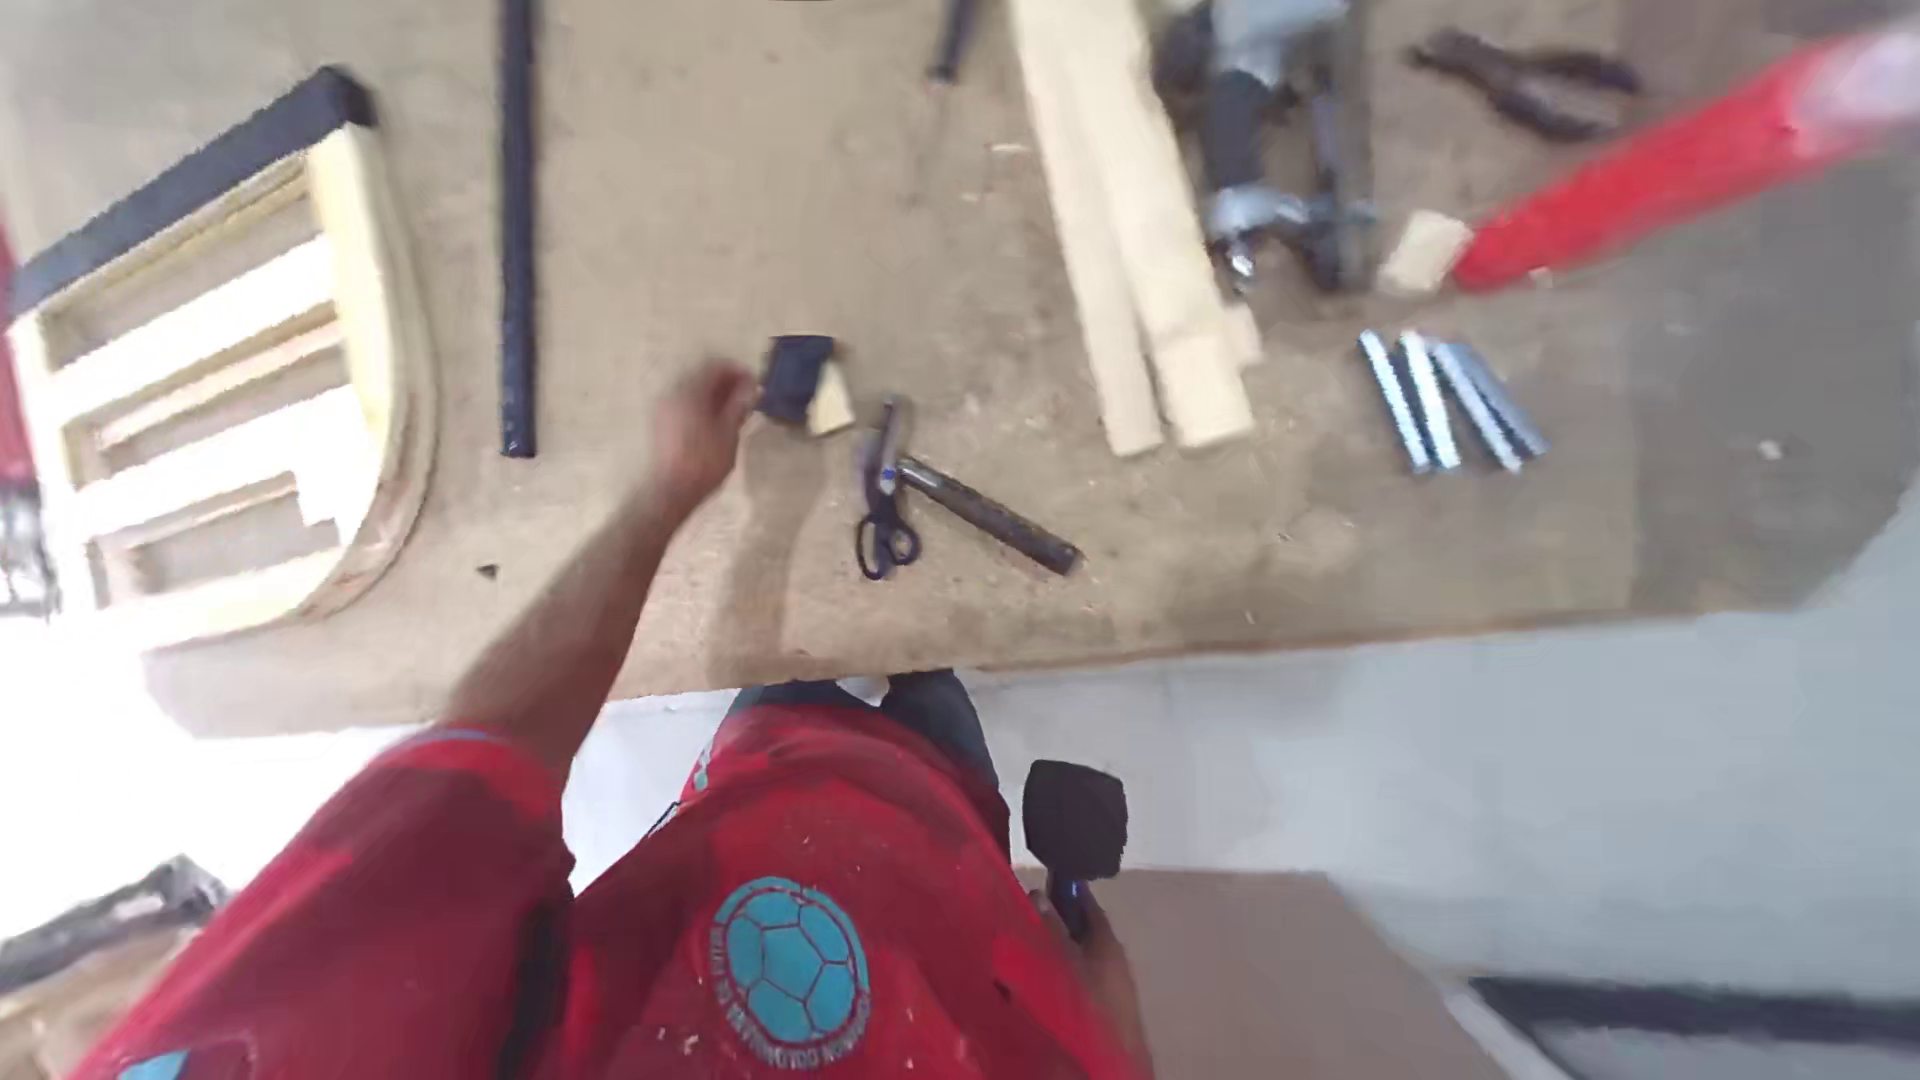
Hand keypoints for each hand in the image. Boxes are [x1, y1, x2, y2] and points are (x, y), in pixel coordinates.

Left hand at [647, 360, 757, 516]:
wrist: (673, 490)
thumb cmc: (706, 462)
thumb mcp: (729, 432)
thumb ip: (739, 405)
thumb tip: (751, 386)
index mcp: (690, 392)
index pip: (715, 367)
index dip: (738, 371)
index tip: (756, 383)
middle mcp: (673, 393)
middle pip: (703, 376)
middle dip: (727, 383)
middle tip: (749, 398)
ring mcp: (665, 408)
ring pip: (694, 391)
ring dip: (716, 396)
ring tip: (737, 411)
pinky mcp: (663, 422)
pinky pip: (686, 403)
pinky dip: (704, 405)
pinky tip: (719, 421)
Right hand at [1031, 887, 1154, 1075]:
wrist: (1111, 1068)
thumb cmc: (1089, 1004)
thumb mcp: (1064, 960)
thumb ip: (1051, 926)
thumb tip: (1037, 892)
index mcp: (1108, 941)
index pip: (1088, 904)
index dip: (1068, 891)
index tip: (1044, 883)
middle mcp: (1113, 958)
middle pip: (1081, 929)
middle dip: (1056, 922)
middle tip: (1027, 918)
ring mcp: (1111, 986)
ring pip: (1078, 955)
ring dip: (1056, 950)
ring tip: (1027, 949)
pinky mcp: (1105, 1010)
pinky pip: (1079, 979)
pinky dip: (1061, 973)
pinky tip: (1041, 981)